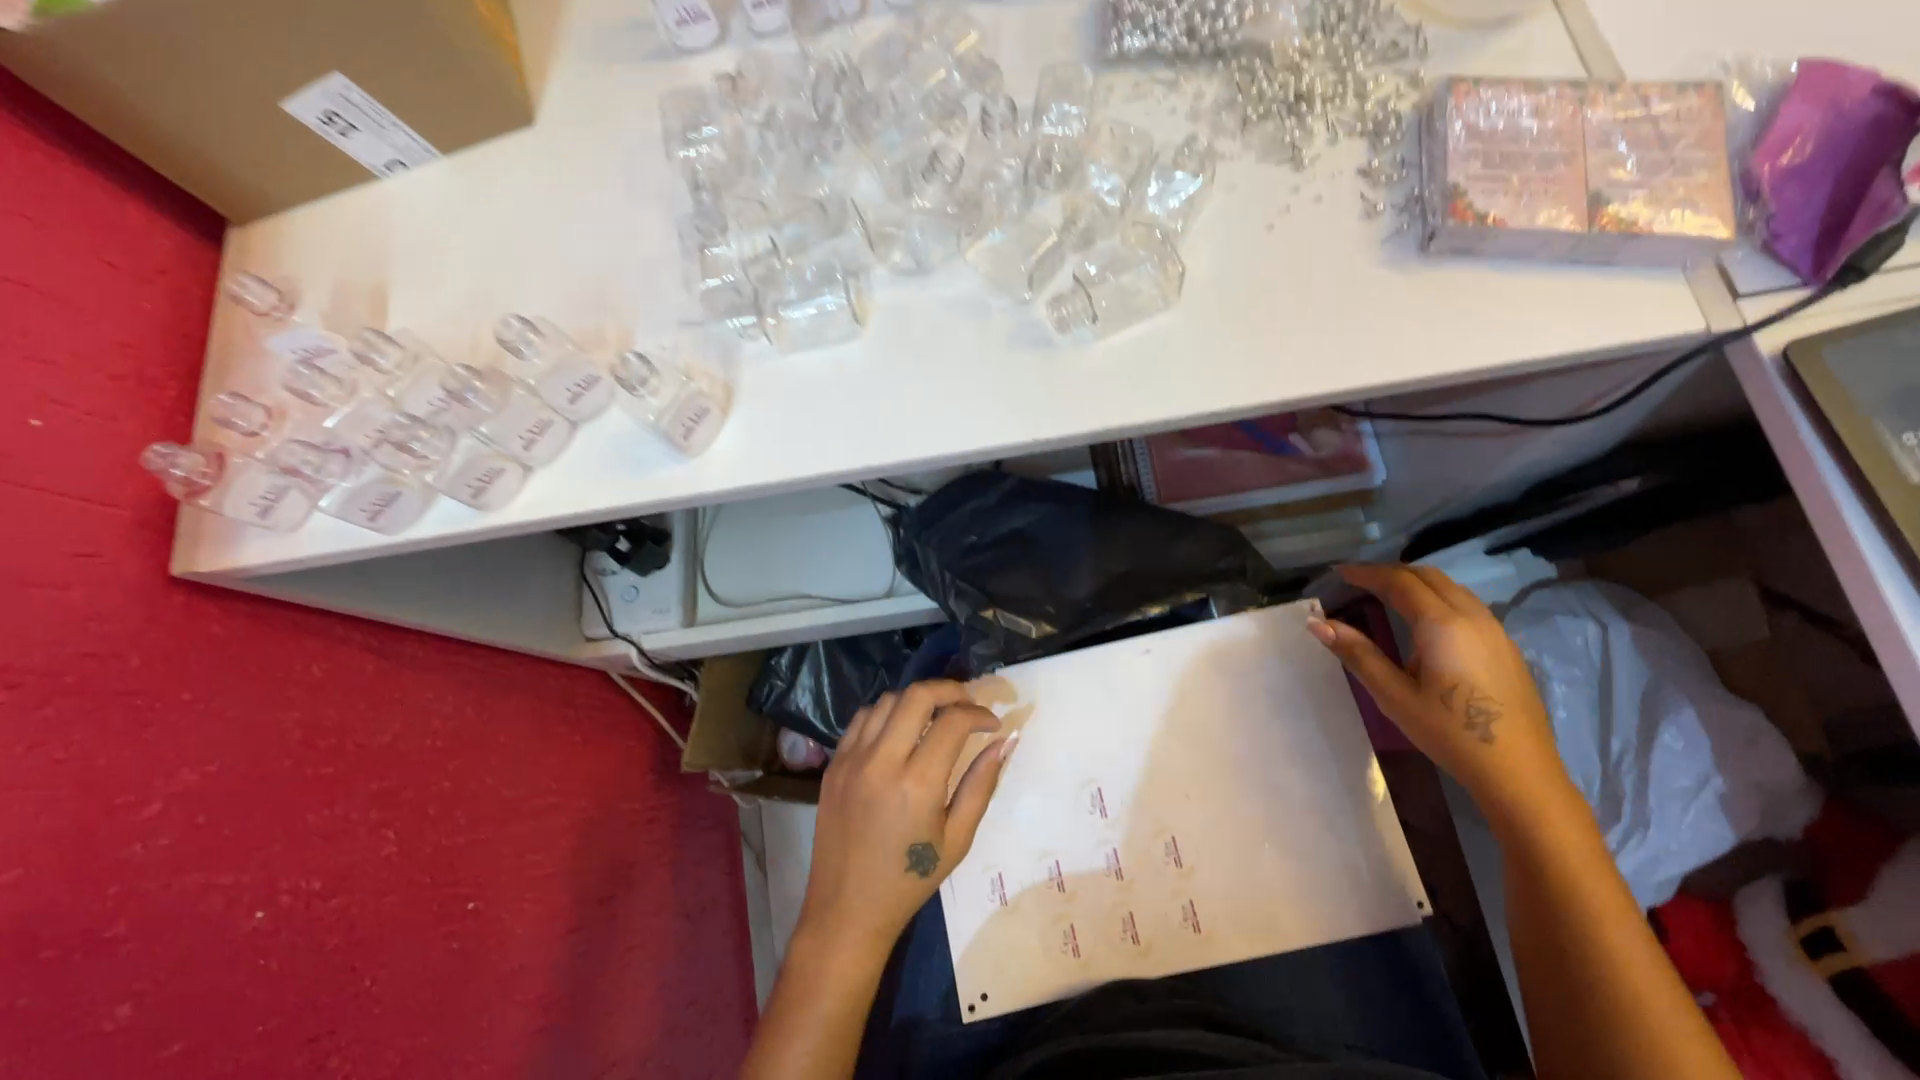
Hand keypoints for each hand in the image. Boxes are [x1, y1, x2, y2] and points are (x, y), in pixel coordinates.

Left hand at [796, 680, 1016, 958]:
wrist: (847, 908)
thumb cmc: (910, 880)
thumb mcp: (957, 838)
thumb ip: (981, 784)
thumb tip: (1005, 742)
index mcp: (917, 783)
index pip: (954, 721)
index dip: (981, 714)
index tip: (994, 725)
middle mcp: (881, 761)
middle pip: (918, 695)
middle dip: (950, 690)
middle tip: (968, 704)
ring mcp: (851, 759)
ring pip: (887, 700)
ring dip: (917, 700)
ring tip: (936, 716)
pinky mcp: (833, 764)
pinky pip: (861, 719)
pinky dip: (886, 714)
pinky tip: (900, 730)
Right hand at [1308, 564, 1571, 818]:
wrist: (1518, 769)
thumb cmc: (1449, 733)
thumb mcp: (1394, 696)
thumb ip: (1357, 654)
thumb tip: (1317, 623)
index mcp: (1441, 624)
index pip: (1399, 582)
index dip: (1366, 573)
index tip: (1339, 573)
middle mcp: (1472, 616)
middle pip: (1428, 576)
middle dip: (1391, 573)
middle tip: (1360, 582)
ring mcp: (1495, 630)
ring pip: (1452, 588)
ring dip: (1417, 583)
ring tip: (1388, 596)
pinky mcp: (1505, 646)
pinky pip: (1467, 604)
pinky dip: (1438, 598)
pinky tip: (1426, 623)